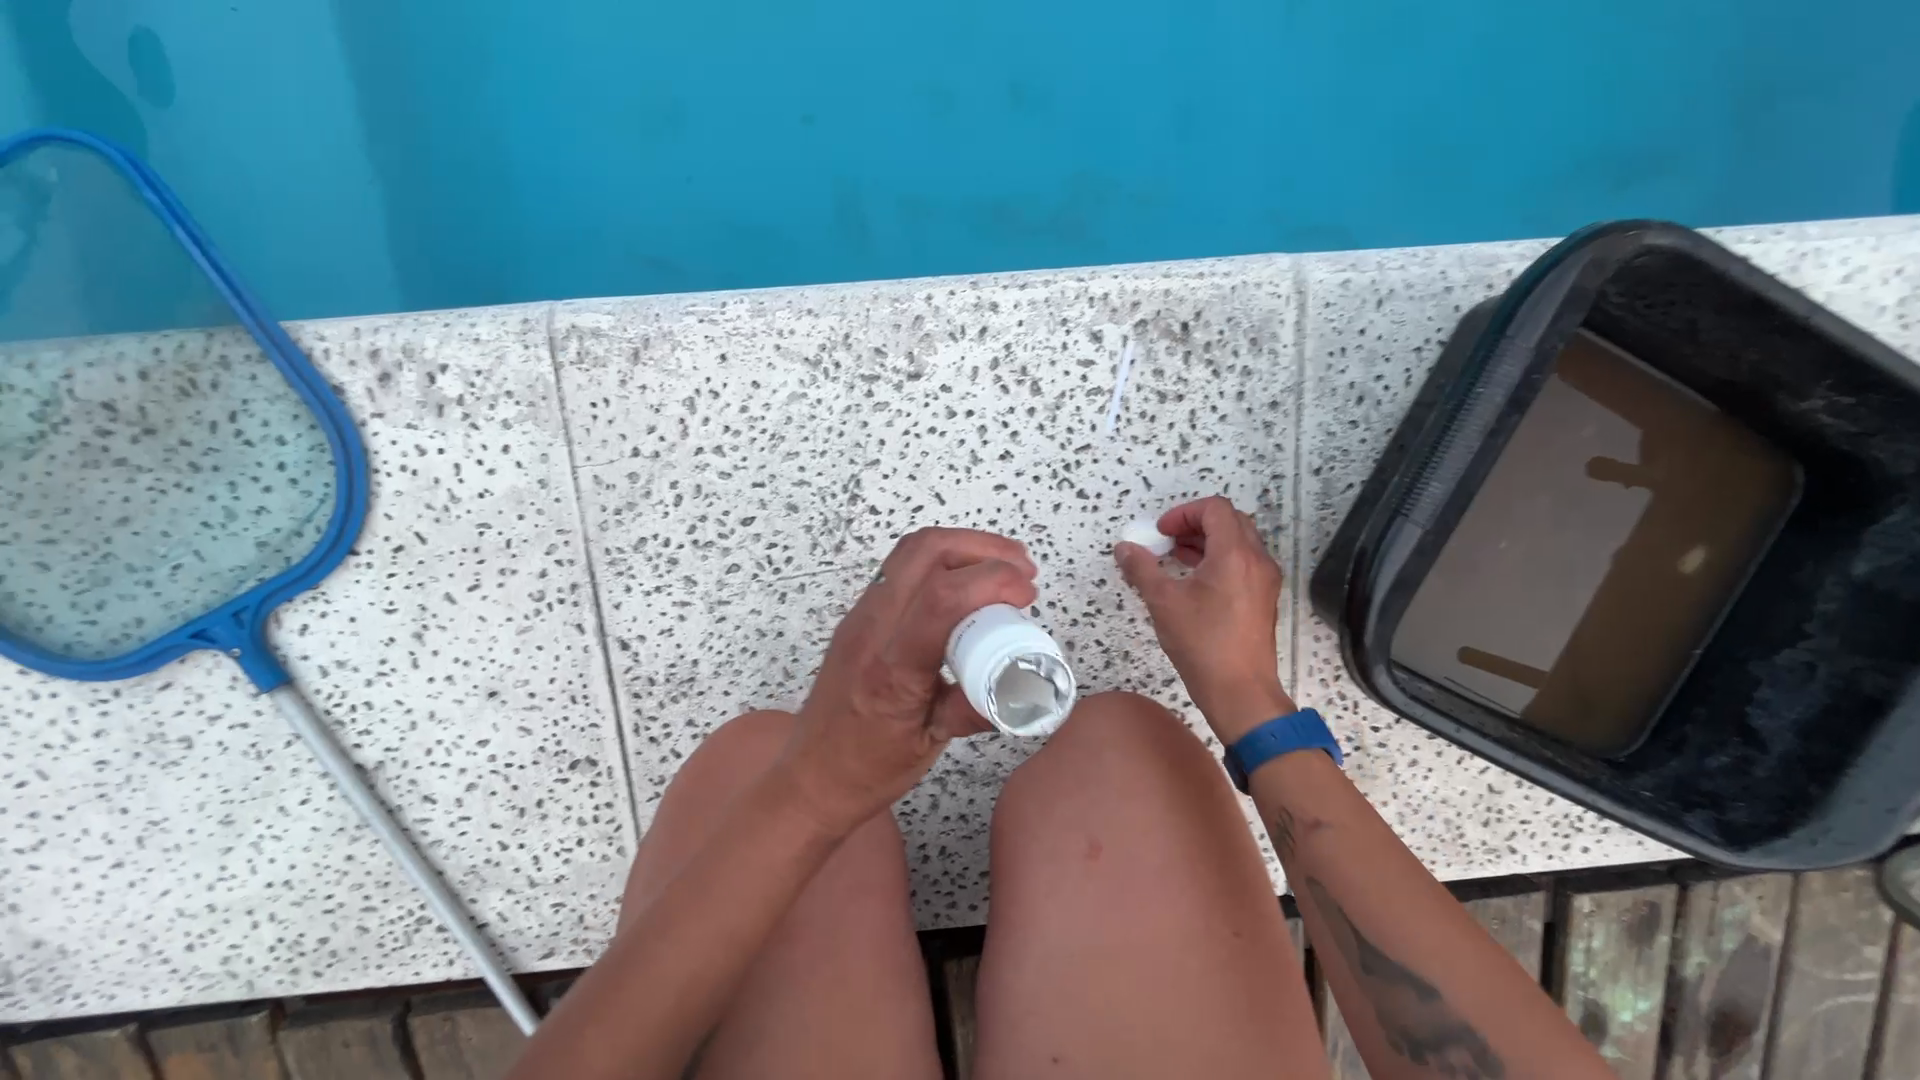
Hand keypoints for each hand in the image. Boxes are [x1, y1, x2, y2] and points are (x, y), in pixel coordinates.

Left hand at [778, 528, 1037, 836]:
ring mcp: (859, 617)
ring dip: (962, 548)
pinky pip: (900, 569)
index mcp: (892, 669)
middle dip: (983, 547)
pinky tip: (967, 585)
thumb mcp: (931, 745)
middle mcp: (871, 630)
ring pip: (910, 551)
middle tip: (1022, 568)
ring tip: (1002, 569)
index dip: (992, 580)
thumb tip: (1018, 676)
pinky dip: (942, 562)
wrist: (810, 775)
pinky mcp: (857, 616)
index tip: (1026, 593)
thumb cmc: (867, 769)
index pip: (941, 598)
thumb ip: (973, 707)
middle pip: (924, 551)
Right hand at [1114, 496, 1294, 742]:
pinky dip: (1219, 559)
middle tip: (1167, 540)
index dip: (1183, 512)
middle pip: (1230, 520)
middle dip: (1195, 523)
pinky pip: (1243, 562)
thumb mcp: (1163, 602)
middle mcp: (1257, 560)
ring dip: (1207, 541)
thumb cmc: (1202, 644)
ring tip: (1176, 558)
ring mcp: (1264, 579)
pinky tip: (1194, 581)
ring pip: (1238, 541)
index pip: (1215, 509)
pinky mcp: (1263, 598)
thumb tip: (1124, 548)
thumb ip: (1142, 569)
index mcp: (1235, 554)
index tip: (1160, 532)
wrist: (1240, 690)